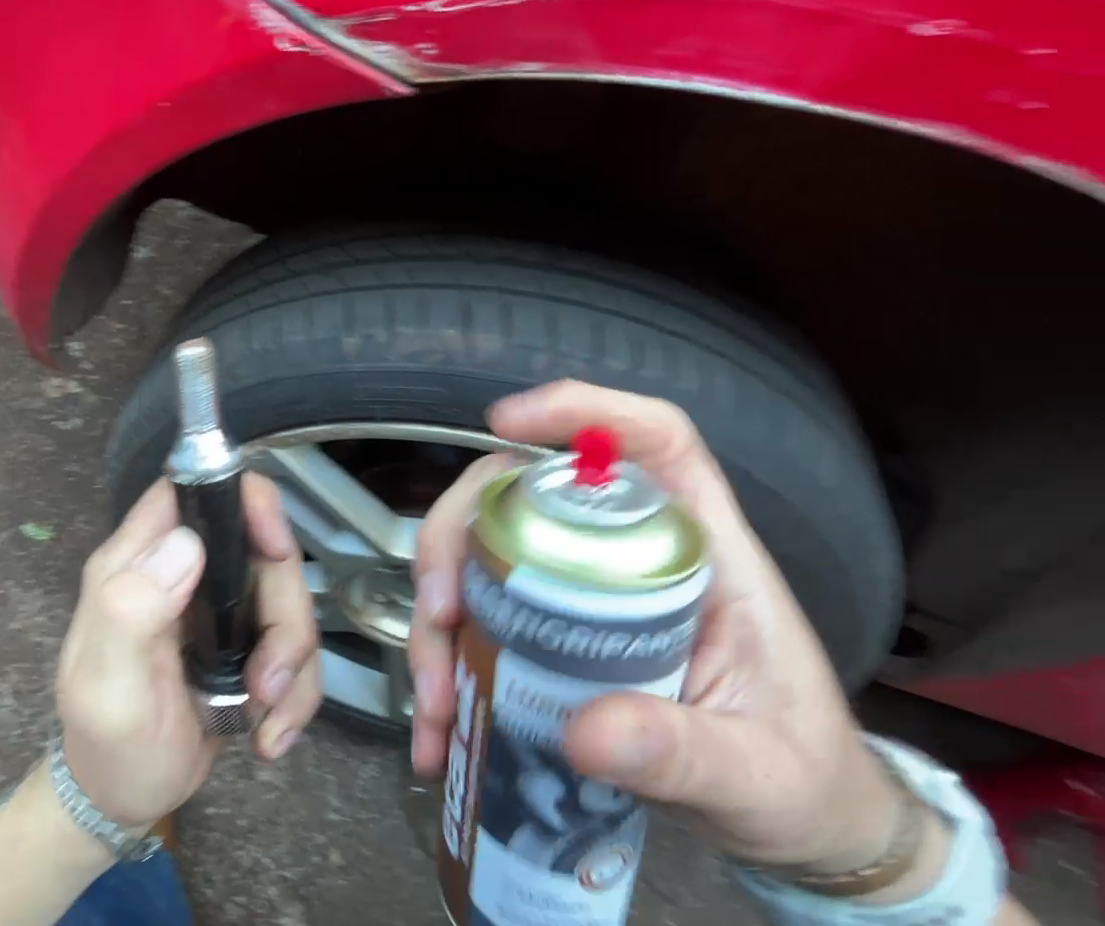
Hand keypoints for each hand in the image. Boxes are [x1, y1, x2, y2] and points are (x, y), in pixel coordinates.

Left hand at [54, 475, 320, 829]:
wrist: (124, 797)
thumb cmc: (107, 743)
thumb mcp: (107, 686)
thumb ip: (129, 610)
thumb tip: (186, 543)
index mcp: (135, 564)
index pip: (189, 492)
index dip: (240, 499)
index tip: (275, 546)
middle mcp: (180, 574)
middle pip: (262, 550)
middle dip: (283, 618)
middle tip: (268, 681)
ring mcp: (217, 610)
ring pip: (289, 602)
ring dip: (293, 667)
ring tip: (265, 719)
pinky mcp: (246, 645)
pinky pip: (296, 650)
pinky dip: (296, 695)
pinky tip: (269, 735)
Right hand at [409, 380, 904, 871]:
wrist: (790, 825)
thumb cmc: (801, 778)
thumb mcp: (763, 776)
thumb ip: (690, 754)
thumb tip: (586, 732)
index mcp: (696, 552)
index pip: (652, 441)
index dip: (581, 411)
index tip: (504, 421)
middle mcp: (620, 553)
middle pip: (519, 493)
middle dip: (458, 539)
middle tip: (440, 612)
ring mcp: (572, 593)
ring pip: (478, 560)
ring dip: (437, 622)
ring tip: (435, 705)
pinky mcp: (540, 637)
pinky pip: (472, 628)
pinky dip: (442, 672)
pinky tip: (436, 731)